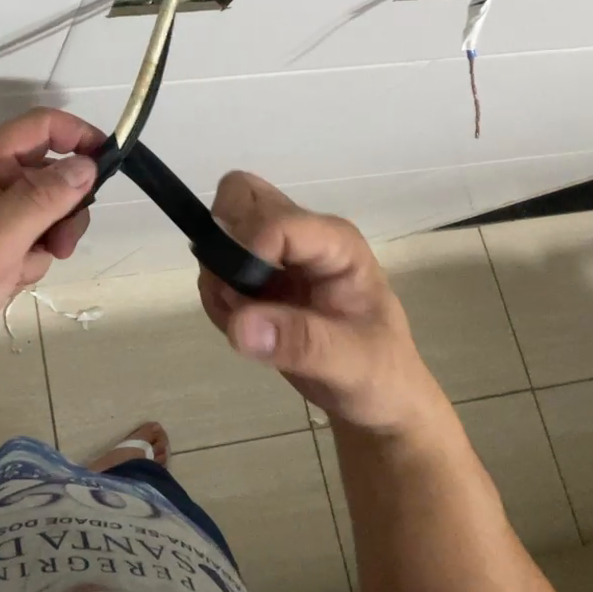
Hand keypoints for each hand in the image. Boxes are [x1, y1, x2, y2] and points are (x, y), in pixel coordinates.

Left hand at [0, 107, 102, 365]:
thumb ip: (42, 199)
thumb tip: (87, 164)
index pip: (41, 127)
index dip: (79, 137)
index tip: (110, 167)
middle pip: (49, 171)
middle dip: (65, 207)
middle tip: (60, 245)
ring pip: (44, 210)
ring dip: (47, 239)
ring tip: (21, 270)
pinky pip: (27, 238)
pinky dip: (28, 258)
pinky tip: (8, 280)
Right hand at [197, 170, 442, 433]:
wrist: (377, 395)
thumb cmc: (379, 373)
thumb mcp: (353, 364)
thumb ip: (300, 342)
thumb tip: (239, 325)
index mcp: (334, 242)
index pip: (274, 220)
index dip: (246, 252)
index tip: (243, 303)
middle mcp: (303, 234)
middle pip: (239, 196)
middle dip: (224, 247)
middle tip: (240, 298)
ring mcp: (277, 250)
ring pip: (219, 229)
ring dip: (217, 278)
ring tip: (250, 324)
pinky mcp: (256, 272)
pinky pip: (214, 266)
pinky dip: (216, 296)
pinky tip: (247, 327)